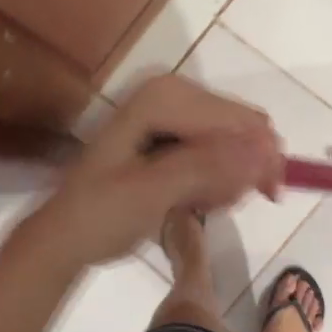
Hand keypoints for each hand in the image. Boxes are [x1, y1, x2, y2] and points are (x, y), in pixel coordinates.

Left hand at [16, 76, 281, 267]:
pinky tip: (193, 201)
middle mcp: (169, 93)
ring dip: (227, 180)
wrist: (65, 237)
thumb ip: (207, 166)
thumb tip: (266, 146)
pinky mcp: (171, 134)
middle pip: (241, 126)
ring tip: (196, 206)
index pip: (239, 118)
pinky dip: (214, 181)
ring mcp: (170, 113)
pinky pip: (217, 152)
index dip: (261, 156)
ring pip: (233, 142)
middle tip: (214, 206)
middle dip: (240, 170)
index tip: (266, 198)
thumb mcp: (153, 193)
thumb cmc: (100, 215)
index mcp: (162, 97)